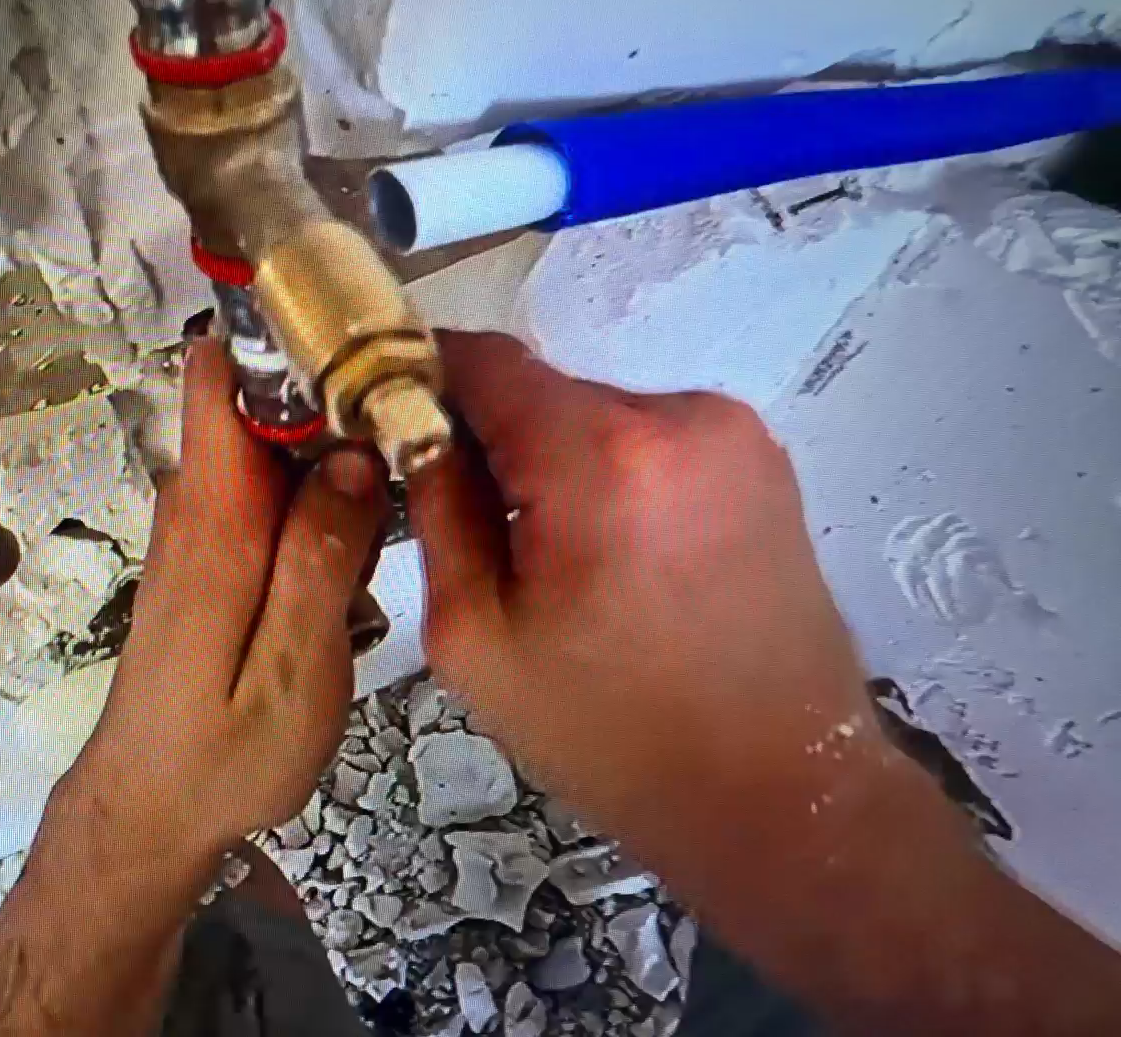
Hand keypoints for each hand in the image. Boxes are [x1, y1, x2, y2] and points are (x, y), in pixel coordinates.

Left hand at [58, 339, 387, 863]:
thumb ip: (320, 558)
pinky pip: (266, 497)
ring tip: (404, 468)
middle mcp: (198, 505)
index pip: (216, 378)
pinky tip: (360, 533)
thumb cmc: (223, 753)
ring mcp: (201, 531)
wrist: (150, 804)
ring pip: (269, 452)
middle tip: (416, 417)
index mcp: (214, 516)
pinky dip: (315, 495)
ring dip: (331, 448)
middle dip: (331, 394)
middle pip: (256, 406)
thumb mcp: (294, 668)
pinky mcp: (212, 559)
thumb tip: (351, 457)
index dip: (276, 332)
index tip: (357, 325)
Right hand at [408, 331, 890, 851]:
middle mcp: (679, 417)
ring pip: (583, 413)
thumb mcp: (470, 630)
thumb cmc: (603, 729)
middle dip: (481, 435)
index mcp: (600, 457)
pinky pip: (636, 437)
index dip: (420, 374)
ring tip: (533, 548)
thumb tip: (419, 432)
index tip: (381, 414)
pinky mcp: (757, 460)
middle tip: (456, 511)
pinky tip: (596, 550)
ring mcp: (733, 434)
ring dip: (538, 458)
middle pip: (534, 389)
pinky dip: (594, 470)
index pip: (484, 361)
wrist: (777, 798)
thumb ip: (436, 508)